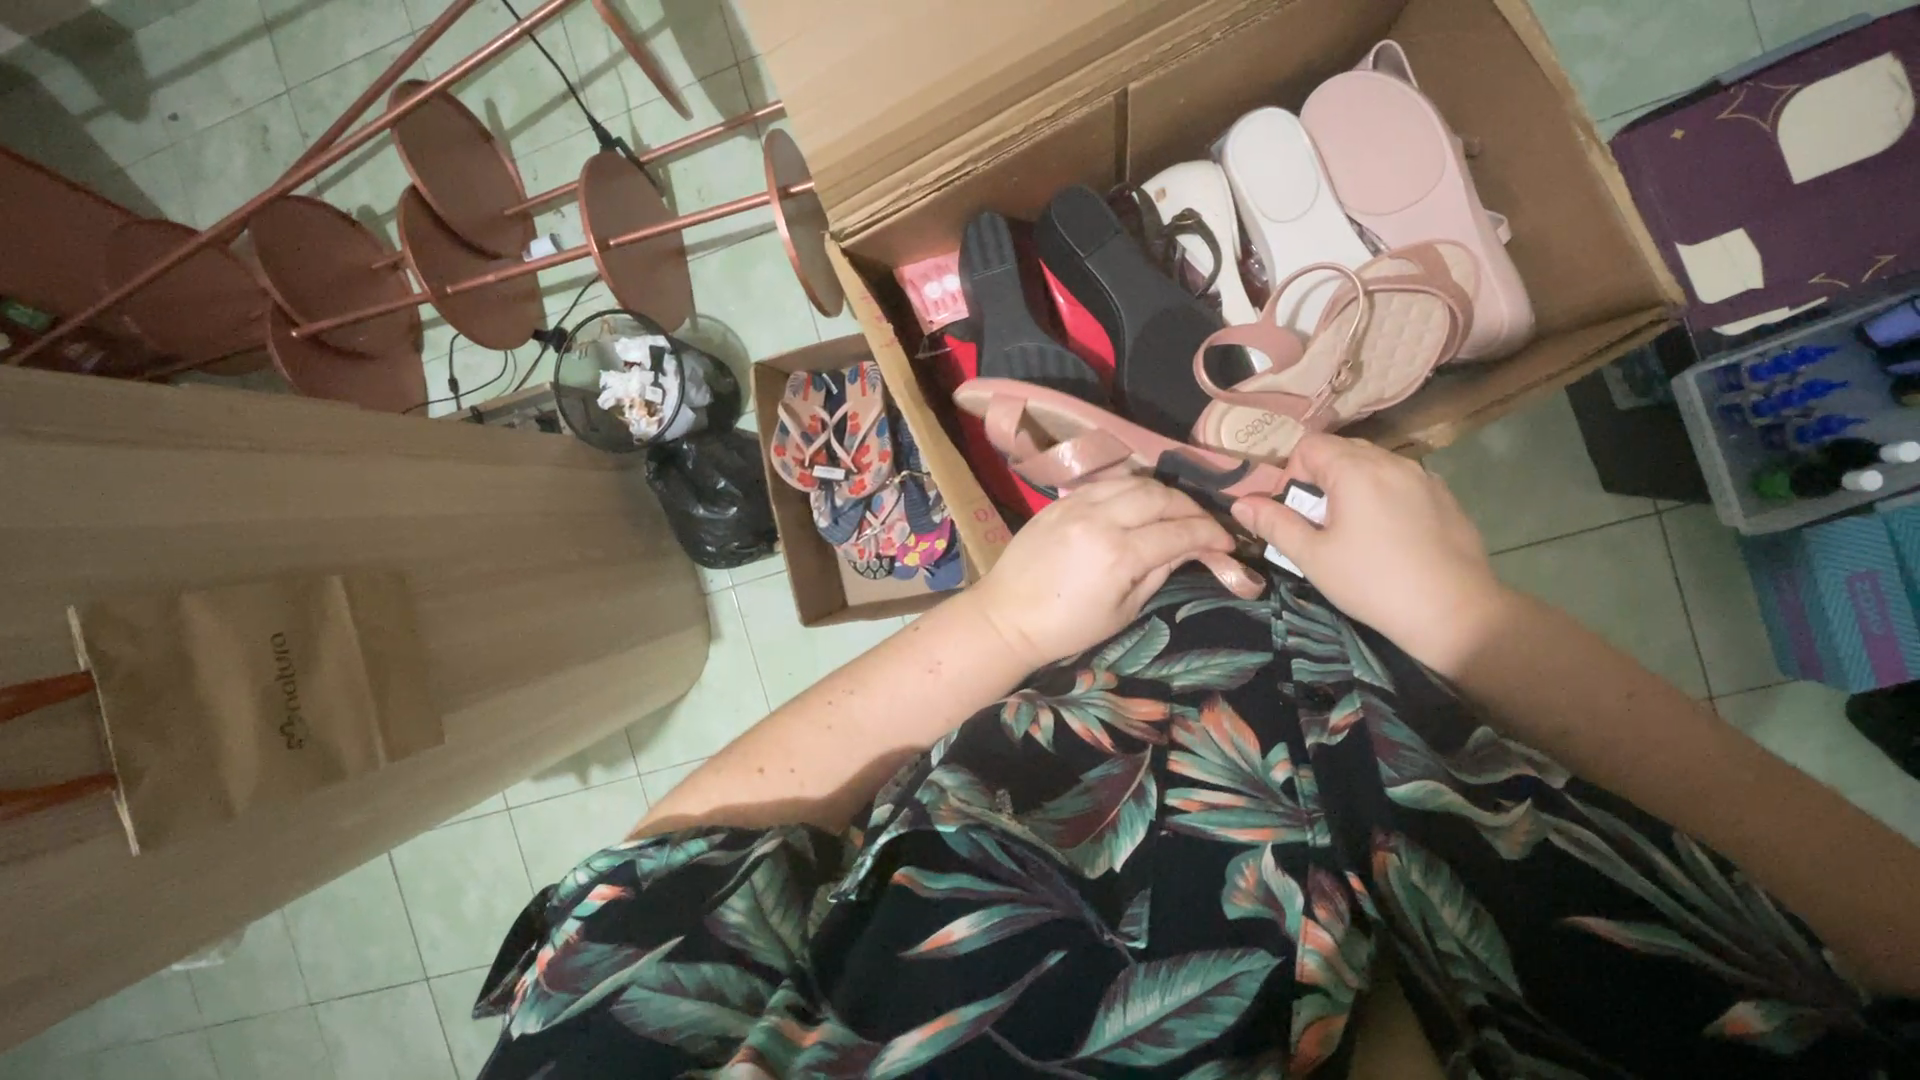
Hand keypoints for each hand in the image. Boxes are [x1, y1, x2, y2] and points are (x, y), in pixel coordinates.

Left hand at [966, 477, 1246, 667]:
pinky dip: (1130, 488)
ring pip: (1134, 481)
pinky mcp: (1059, 502)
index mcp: (1119, 555)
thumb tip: (1187, 549)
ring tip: (1174, 511)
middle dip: (1191, 508)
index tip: (1226, 542)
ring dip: (1162, 493)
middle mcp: (1100, 520)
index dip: (1210, 535)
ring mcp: (1076, 505)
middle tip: (1203, 524)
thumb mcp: (1123, 611)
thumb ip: (1158, 573)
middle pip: (1161, 497)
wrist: (1006, 617)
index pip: (1179, 532)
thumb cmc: (1067, 628)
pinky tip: (1138, 503)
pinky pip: (1105, 483)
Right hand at [1230, 432, 1513, 673]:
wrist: (1454, 611)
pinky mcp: (1445, 497)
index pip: (1310, 445)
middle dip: (1321, 479)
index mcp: (1355, 470)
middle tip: (1319, 524)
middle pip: (1342, 451)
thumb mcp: (1312, 557)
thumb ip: (1274, 524)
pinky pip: (1402, 482)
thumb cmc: (1372, 583)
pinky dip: (1384, 496)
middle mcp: (1391, 462)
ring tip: (1354, 531)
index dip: (1292, 474)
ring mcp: (1423, 477)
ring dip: (1353, 486)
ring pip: (1374, 465)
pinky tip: (1390, 537)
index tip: (1295, 512)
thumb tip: (1240, 503)